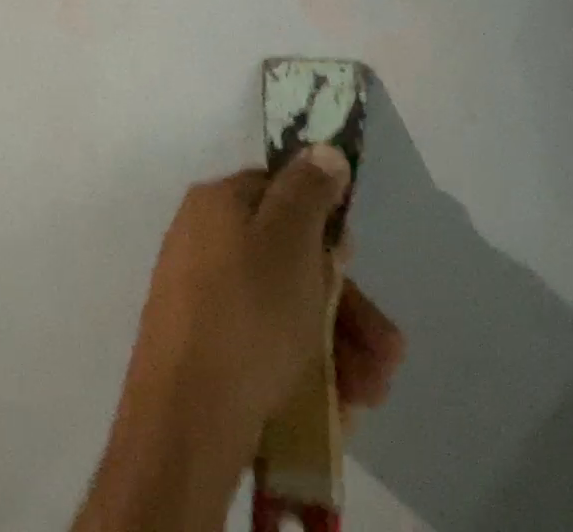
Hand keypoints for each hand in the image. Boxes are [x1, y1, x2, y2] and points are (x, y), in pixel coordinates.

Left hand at [128, 147, 403, 432]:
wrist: (186, 423)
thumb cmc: (248, 316)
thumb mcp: (289, 240)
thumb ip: (309, 191)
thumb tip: (323, 149)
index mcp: (216, 205)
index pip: (280, 191)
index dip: (324, 222)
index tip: (352, 259)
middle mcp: (203, 243)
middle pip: (292, 258)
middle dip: (348, 305)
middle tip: (386, 351)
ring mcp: (201, 300)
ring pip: (287, 308)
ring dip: (340, 346)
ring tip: (370, 391)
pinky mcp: (206, 351)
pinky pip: (266, 344)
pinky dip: (307, 368)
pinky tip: (339, 406)